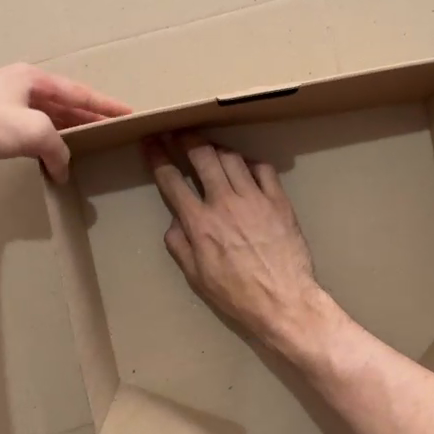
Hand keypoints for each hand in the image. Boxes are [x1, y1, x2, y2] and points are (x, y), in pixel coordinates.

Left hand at [0, 64, 129, 181]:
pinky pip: (21, 132)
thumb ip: (57, 148)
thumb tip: (62, 166)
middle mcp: (16, 86)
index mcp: (31, 78)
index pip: (79, 92)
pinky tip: (44, 157)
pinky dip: (39, 143)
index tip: (128, 113)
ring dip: (60, 133)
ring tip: (81, 147)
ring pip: (40, 118)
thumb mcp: (32, 131)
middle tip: (108, 133)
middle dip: (85, 118)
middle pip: (60, 104)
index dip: (105, 104)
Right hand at [147, 133, 334, 352]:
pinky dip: (250, 162)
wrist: (283, 300)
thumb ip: (180, 245)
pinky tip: (245, 166)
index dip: (157, 157)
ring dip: (216, 148)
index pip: (172, 180)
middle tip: (179, 133)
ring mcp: (254, 198)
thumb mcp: (196, 277)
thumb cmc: (236, 294)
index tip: (150, 142)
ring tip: (210, 149)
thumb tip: (175, 221)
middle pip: (202, 156)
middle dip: (186, 139)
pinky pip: (263, 168)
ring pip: (231, 157)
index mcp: (200, 223)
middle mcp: (224, 203)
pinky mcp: (278, 200)